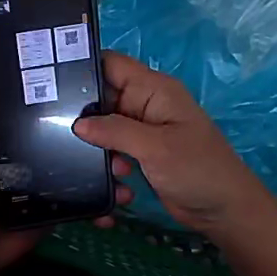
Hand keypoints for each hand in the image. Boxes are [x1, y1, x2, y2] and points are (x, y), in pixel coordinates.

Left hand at [0, 117, 123, 275]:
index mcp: (9, 151)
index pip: (41, 128)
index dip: (64, 119)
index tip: (94, 108)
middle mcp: (29, 166)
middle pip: (66, 151)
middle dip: (95, 148)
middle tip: (120, 148)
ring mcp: (42, 191)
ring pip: (78, 178)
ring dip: (103, 176)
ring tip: (124, 175)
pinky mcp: (51, 215)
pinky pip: (78, 207)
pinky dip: (98, 207)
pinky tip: (116, 205)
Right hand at [72, 51, 276, 240]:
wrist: (225, 211)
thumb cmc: (197, 170)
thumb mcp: (155, 147)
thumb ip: (114, 131)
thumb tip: (77, 124)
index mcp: (153, 90)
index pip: (111, 64)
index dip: (84, 68)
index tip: (51, 83)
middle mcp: (145, 105)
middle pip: (102, 99)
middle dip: (85, 118)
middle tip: (62, 137)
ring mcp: (143, 131)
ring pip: (104, 130)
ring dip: (100, 150)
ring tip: (109, 170)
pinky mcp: (141, 155)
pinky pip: (113, 153)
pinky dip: (110, 167)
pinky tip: (117, 188)